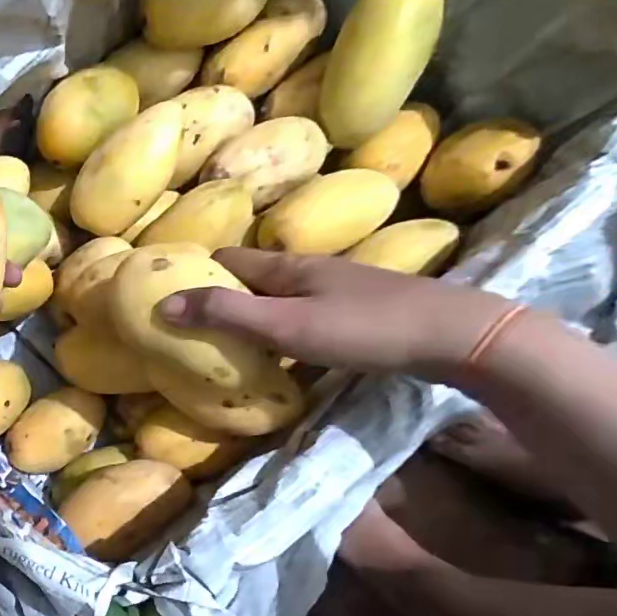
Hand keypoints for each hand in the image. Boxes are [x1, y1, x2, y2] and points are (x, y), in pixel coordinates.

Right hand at [158, 248, 520, 379]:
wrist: (453, 335)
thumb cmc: (363, 328)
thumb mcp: (286, 325)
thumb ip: (226, 315)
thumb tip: (163, 304)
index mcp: (287, 268)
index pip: (228, 260)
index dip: (196, 270)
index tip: (168, 292)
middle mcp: (309, 271)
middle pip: (252, 278)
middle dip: (220, 295)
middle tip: (192, 326)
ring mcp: (336, 291)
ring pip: (279, 298)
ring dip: (251, 315)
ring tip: (227, 345)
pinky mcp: (357, 313)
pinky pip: (302, 316)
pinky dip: (281, 330)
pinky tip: (282, 355)